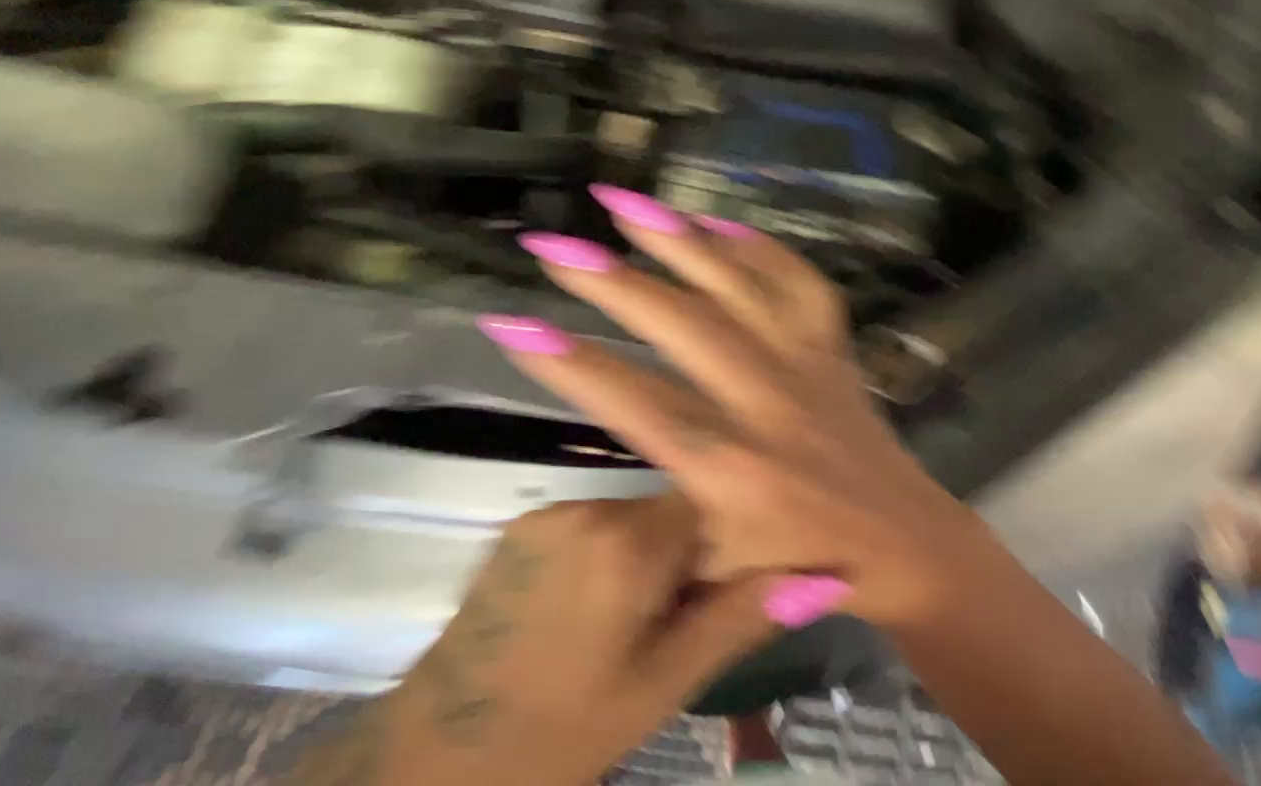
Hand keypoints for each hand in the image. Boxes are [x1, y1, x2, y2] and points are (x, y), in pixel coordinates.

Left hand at [312, 497, 784, 785]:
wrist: (432, 760)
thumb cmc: (562, 731)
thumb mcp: (664, 684)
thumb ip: (742, 617)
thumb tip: (828, 576)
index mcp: (628, 540)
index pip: (715, 502)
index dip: (731, 544)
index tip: (725, 594)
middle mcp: (587, 506)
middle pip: (674, 508)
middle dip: (689, 556)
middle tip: (676, 628)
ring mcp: (546, 513)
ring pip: (635, 517)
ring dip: (650, 558)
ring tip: (630, 629)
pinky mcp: (518, 528)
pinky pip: (593, 526)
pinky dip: (610, 558)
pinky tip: (589, 616)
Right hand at [476, 187, 992, 626]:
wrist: (901, 546)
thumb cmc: (800, 567)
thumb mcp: (713, 569)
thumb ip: (656, 528)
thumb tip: (601, 494)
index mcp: (729, 468)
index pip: (637, 403)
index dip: (573, 365)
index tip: (512, 325)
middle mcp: (766, 405)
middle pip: (684, 326)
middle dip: (612, 283)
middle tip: (553, 244)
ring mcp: (807, 368)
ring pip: (741, 289)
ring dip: (681, 241)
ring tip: (625, 201)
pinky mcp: (835, 352)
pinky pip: (802, 285)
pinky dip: (763, 248)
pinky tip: (722, 224)